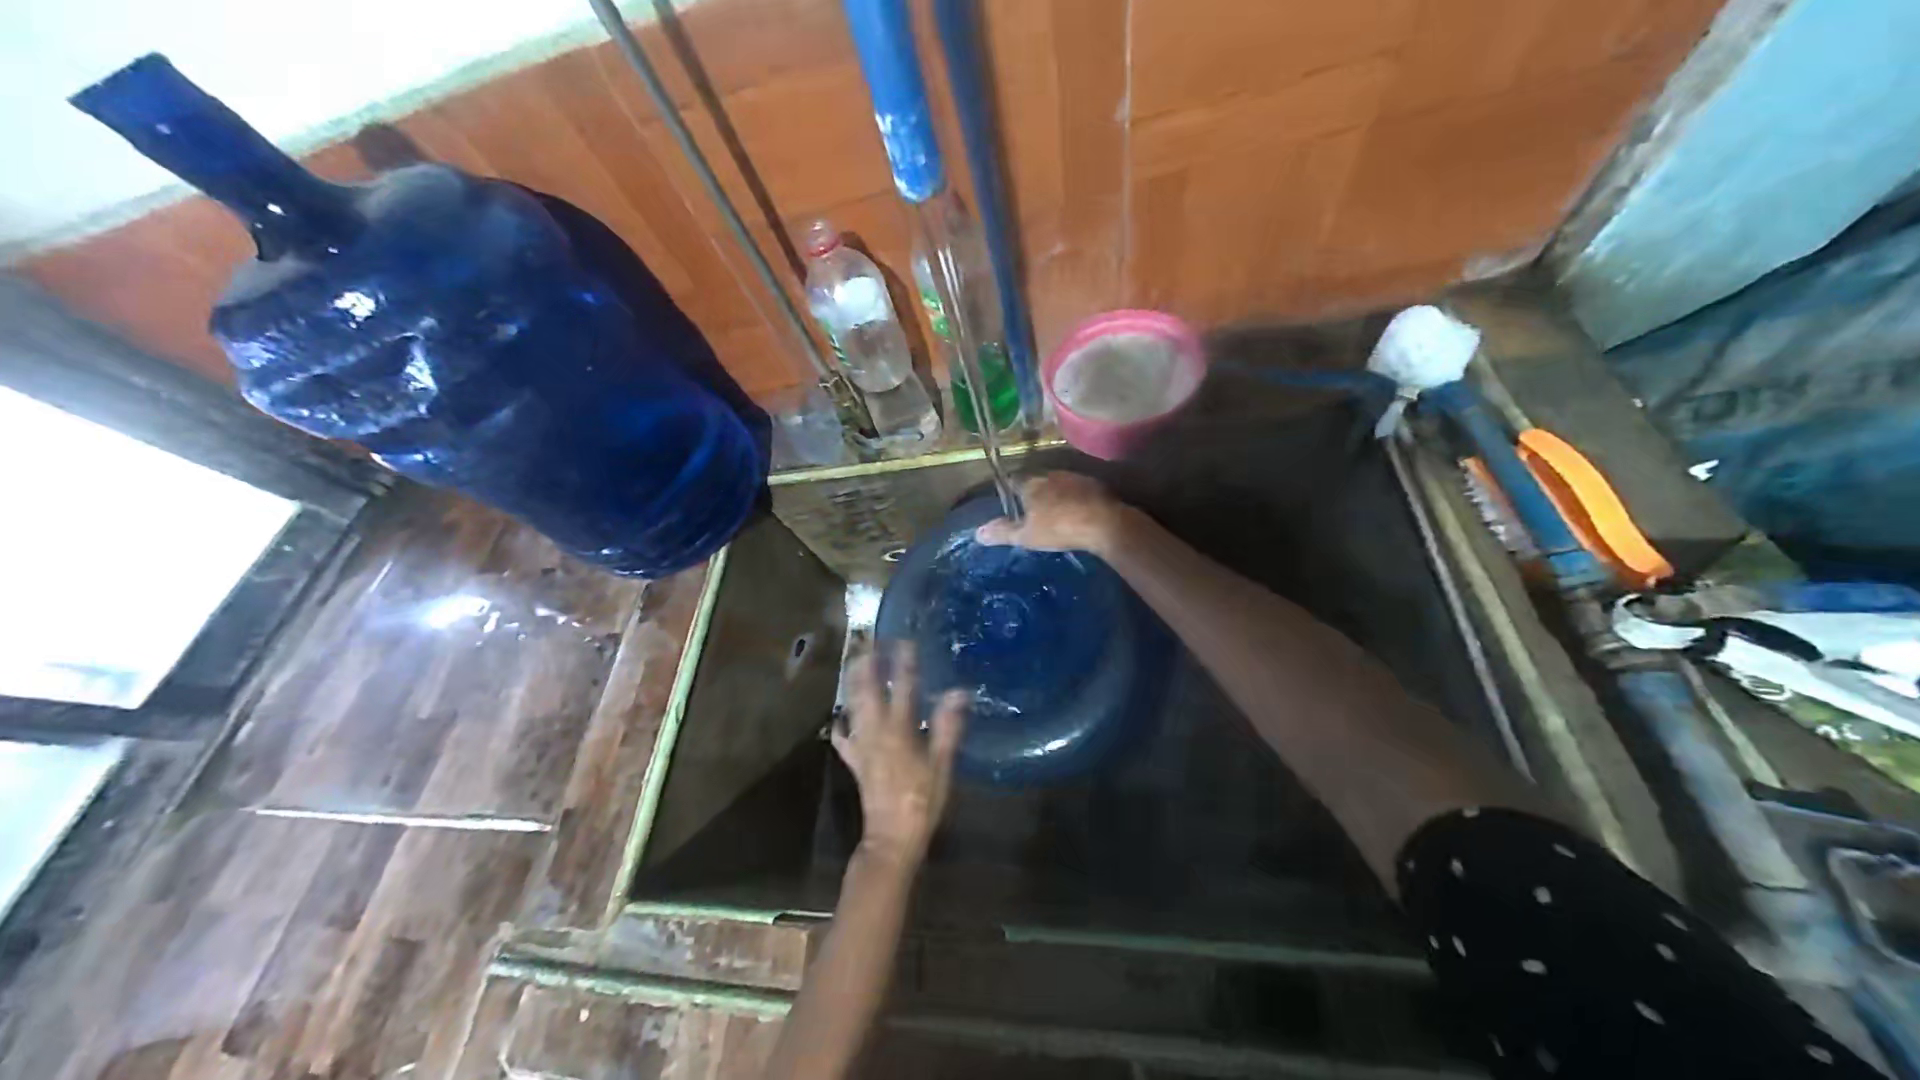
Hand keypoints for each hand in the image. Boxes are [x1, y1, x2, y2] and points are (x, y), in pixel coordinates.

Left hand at [834, 644, 968, 865]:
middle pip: (868, 690)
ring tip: (855, 663)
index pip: (903, 688)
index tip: (905, 640)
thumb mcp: (942, 766)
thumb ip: (947, 728)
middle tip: (869, 642)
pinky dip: (841, 723)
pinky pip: (843, 737)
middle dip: (868, 664)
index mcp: (900, 731)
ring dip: (853, 683)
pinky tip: (842, 716)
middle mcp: (876, 732)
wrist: (892, 837)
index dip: (904, 662)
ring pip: (852, 706)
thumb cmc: (922, 802)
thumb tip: (958, 692)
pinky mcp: (855, 762)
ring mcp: (861, 746)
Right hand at [973, 472, 1132, 554]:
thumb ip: (1002, 533)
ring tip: (1056, 514)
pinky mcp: (1095, 484)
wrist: (1104, 524)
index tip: (1010, 505)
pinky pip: (1078, 490)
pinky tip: (1078, 514)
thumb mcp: (1026, 536)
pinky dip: (1075, 499)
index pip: (1013, 480)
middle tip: (1033, 512)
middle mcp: (1051, 474)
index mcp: (1030, 483)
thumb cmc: (1058, 528)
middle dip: (1034, 493)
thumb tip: (977, 533)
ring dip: (1056, 495)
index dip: (1010, 492)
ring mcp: (1075, 477)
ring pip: (1058, 484)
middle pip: (1036, 480)